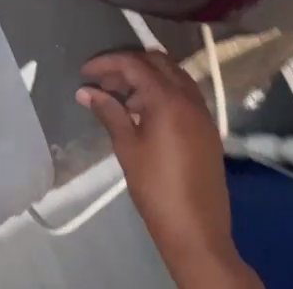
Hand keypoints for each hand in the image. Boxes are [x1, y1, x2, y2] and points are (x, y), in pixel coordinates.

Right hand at [79, 51, 259, 288]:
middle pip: (157, 62)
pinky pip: (184, 95)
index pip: (133, 64)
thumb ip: (108, 111)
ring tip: (122, 98)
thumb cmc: (156, 187)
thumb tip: (85, 91)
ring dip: (147, 77)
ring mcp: (203, 114)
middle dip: (128, 65)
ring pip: (174, 76)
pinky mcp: (208, 129)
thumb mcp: (126, 147)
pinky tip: (144, 114)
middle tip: (104, 82)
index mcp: (168, 99)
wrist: (197, 231)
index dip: (106, 63)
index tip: (84, 73)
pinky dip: (163, 92)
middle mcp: (189, 99)